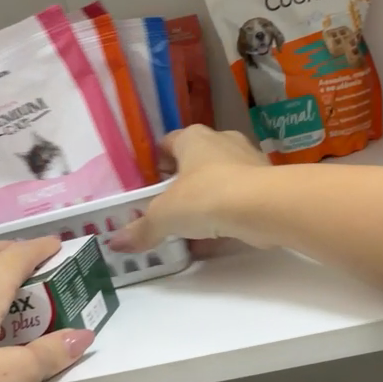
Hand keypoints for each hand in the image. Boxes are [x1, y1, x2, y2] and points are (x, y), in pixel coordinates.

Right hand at [108, 126, 273, 251]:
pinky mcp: (266, 185)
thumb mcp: (165, 216)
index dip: (156, 162)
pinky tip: (217, 238)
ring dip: (207, 201)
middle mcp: (222, 142)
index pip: (168, 142)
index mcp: (193, 138)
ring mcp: (248, 161)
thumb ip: (142, 229)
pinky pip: (239, 199)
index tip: (148, 184)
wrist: (263, 206)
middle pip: (195, 162)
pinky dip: (228, 216)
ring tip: (192, 228)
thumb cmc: (206, 197)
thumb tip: (116, 243)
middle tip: (169, 209)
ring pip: (220, 180)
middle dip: (183, 184)